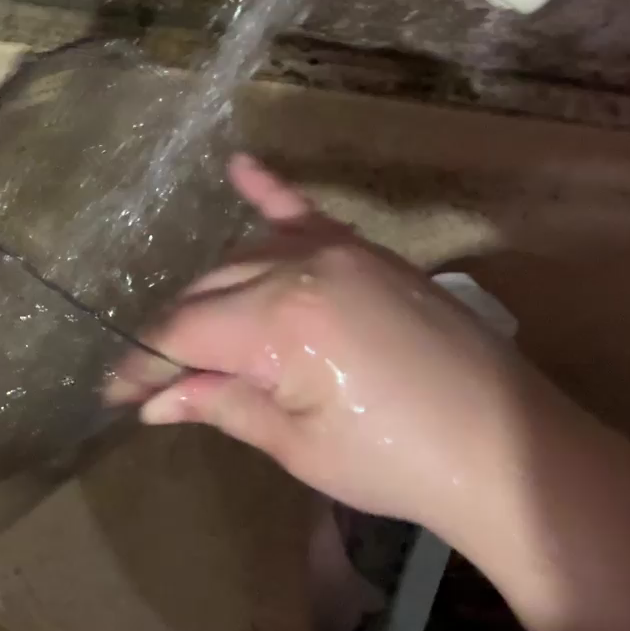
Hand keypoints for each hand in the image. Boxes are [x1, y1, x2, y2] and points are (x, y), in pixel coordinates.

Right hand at [114, 154, 574, 538]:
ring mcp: (336, 252)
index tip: (115, 392)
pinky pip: (303, 213)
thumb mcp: (295, 444)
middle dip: (170, 337)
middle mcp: (299, 269)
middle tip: (151, 379)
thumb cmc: (397, 464)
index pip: (182, 333)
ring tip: (191, 334)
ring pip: (240, 258)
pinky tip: (239, 165)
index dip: (143, 364)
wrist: (514, 454)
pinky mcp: (366, 252)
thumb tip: (153, 402)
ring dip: (209, 293)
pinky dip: (268, 190)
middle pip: (204, 293)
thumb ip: (219, 404)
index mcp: (280, 324)